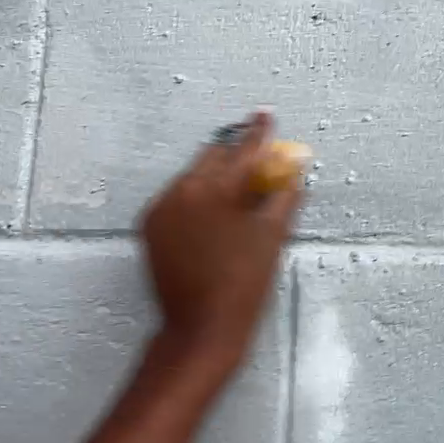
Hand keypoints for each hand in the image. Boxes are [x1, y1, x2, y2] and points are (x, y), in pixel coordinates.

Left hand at [139, 111, 303, 364]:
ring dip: (215, 174)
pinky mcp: (151, 225)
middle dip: (235, 153)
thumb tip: (292, 171)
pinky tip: (213, 210)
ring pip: (193, 175)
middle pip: (213, 156)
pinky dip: (196, 196)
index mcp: (216, 188)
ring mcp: (162, 208)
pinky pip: (177, 196)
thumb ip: (283, 195)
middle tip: (255, 155)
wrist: (201, 328)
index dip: (258, 131)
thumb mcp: (272, 235)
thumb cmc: (245, 283)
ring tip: (236, 187)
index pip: (243, 149)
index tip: (264, 115)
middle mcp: (182, 190)